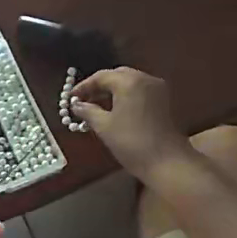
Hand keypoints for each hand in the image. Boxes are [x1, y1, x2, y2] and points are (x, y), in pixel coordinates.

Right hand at [69, 67, 191, 177]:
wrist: (166, 160)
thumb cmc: (130, 141)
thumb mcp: (103, 126)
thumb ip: (88, 111)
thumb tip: (76, 106)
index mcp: (129, 82)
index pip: (101, 76)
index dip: (83, 86)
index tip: (70, 98)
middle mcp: (145, 79)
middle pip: (116, 76)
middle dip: (98, 87)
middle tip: (83, 101)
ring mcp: (157, 89)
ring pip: (129, 83)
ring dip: (111, 92)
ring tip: (95, 107)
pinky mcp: (163, 101)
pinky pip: (138, 91)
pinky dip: (124, 96)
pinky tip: (113, 111)